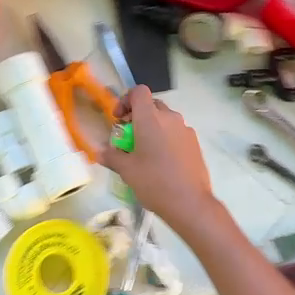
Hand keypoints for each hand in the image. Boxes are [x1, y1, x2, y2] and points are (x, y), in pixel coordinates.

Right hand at [102, 86, 221, 231]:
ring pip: (165, 119)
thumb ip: (112, 156)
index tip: (119, 119)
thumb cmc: (154, 182)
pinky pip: (176, 132)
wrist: (190, 203)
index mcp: (150, 118)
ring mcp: (185, 129)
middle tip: (129, 137)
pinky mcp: (195, 142)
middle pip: (151, 104)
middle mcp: (169, 117)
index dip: (126, 100)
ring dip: (153, 127)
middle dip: (138, 115)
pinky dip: (167, 138)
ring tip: (146, 151)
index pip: (139, 91)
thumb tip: (100, 152)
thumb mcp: (127, 170)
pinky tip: (163, 161)